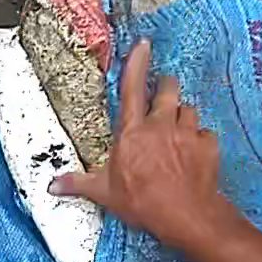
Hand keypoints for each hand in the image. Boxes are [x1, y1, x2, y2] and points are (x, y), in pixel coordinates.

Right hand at [49, 38, 244, 253]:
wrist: (184, 216)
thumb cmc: (143, 203)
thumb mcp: (105, 194)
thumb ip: (79, 184)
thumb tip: (53, 186)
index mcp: (132, 133)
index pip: (132, 88)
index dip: (137, 63)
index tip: (143, 45)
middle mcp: (160, 126)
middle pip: (168, 89)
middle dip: (166, 87)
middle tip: (163, 95)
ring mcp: (187, 132)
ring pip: (189, 108)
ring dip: (183, 115)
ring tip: (177, 130)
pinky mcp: (208, 145)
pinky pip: (206, 132)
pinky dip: (200, 139)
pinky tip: (195, 151)